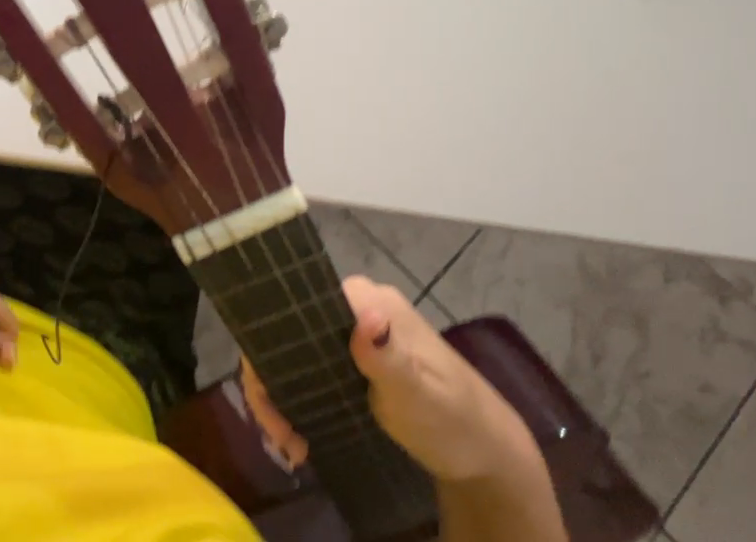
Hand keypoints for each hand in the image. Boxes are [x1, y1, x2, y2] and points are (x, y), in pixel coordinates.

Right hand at [241, 275, 539, 483]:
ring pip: (288, 352)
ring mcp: (349, 330)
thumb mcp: (420, 396)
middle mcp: (351, 305)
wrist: (486, 456)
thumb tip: (368, 313)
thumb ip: (390, 357)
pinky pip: (303, 366)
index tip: (270, 399)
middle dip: (270, 383)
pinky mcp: (349, 355)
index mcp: (366, 299)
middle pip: (283, 331)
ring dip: (278, 396)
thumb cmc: (456, 423)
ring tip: (289, 443)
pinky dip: (293, 397)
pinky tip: (297, 431)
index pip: (293, 307)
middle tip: (280, 436)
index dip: (269, 348)